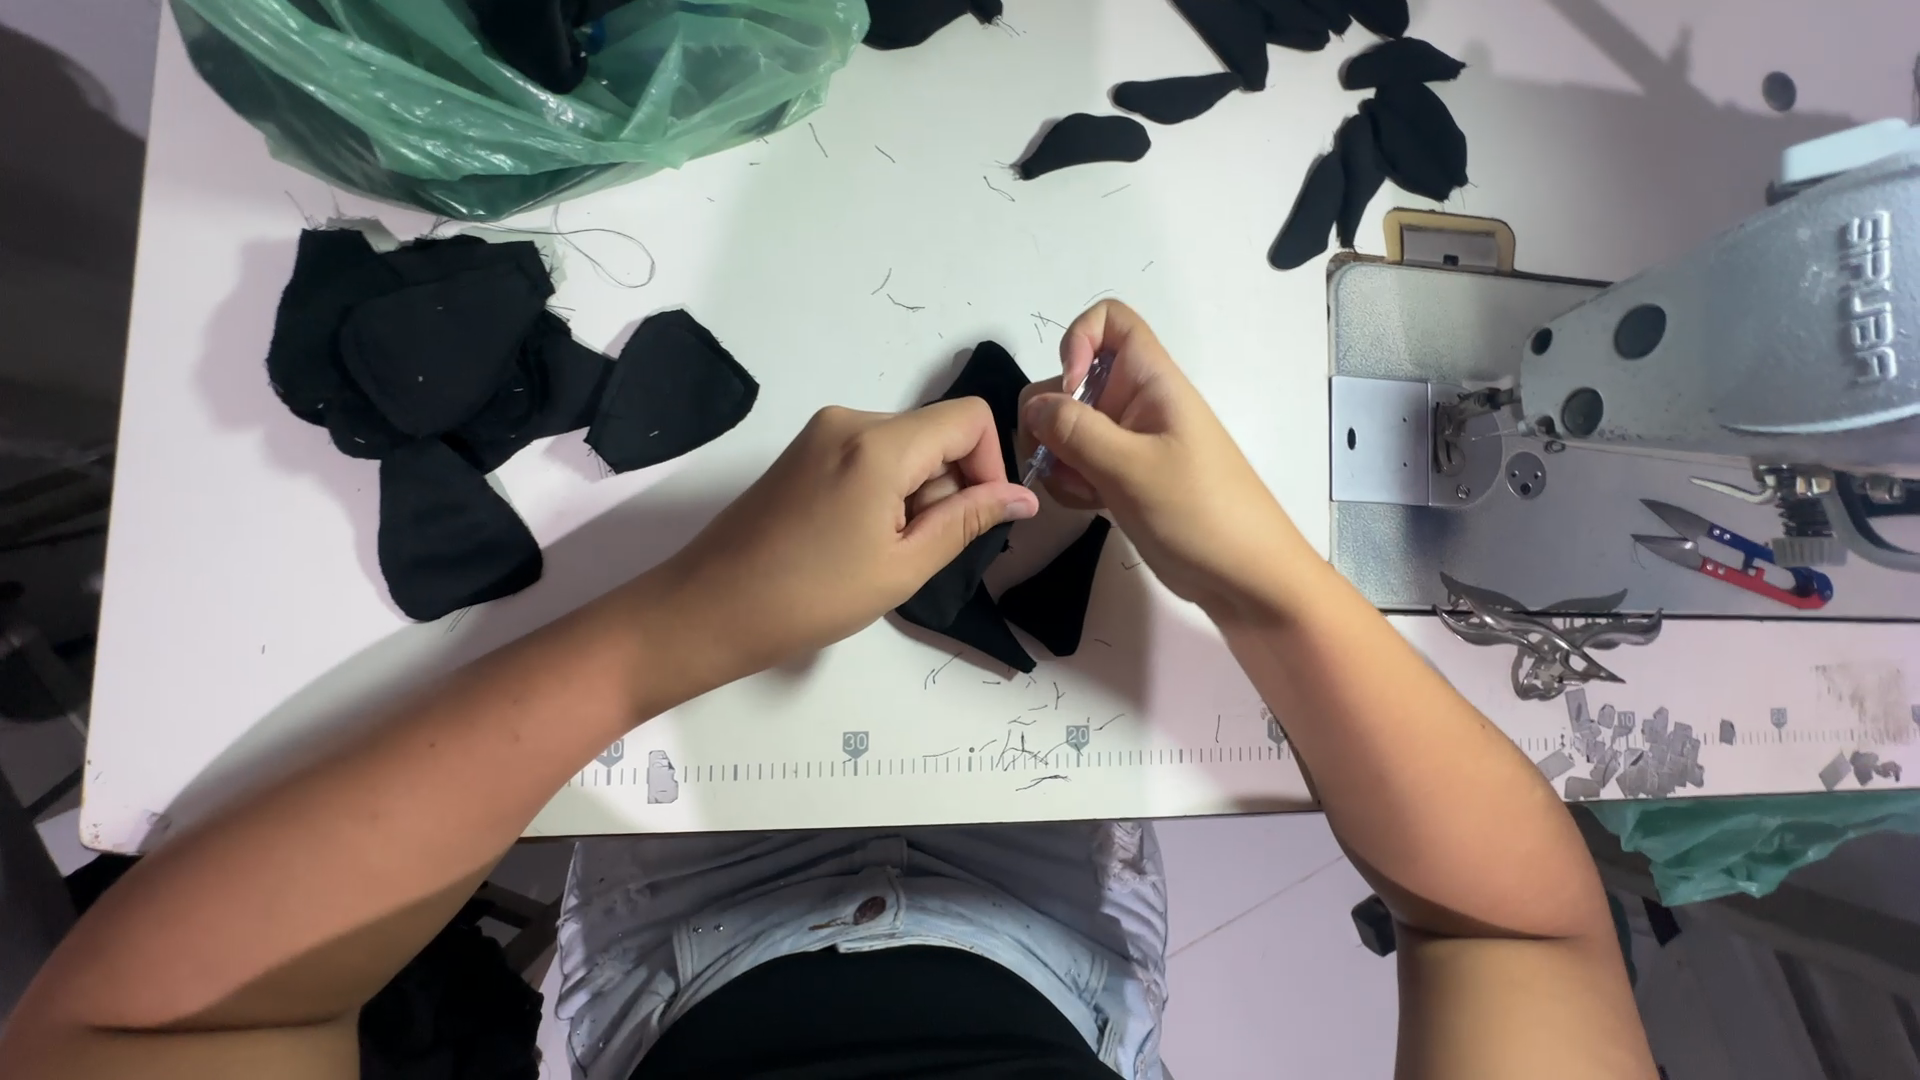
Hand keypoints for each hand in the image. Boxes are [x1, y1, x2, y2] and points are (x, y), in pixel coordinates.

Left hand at [646, 400, 1038, 684]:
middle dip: (948, 486)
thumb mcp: (904, 566)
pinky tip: (858, 537)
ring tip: (880, 550)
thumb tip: (1023, 496)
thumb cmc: (811, 597)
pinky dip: (885, 489)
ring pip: (905, 446)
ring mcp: (821, 432)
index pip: (970, 418)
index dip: (990, 466)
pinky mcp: (804, 451)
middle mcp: (849, 420)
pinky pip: (871, 455)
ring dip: (915, 492)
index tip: (974, 519)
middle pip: (935, 432)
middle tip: (915, 549)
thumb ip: (968, 521)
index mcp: (878, 443)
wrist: (708, 608)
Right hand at [1018, 300, 1311, 617]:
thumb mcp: (1132, 468)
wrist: (1241, 576)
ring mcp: (1125, 442)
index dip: (1078, 340)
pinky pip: (1077, 463)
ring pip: (1066, 428)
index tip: (1069, 388)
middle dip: (1050, 418)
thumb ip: (1076, 430)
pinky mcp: (1119, 477)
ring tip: (1081, 492)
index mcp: (1151, 381)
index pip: (1109, 321)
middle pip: (1071, 382)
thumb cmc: (1199, 512)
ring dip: (1057, 457)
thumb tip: (1034, 407)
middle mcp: (1133, 403)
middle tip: (1054, 461)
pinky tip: (1088, 505)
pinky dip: (1071, 481)